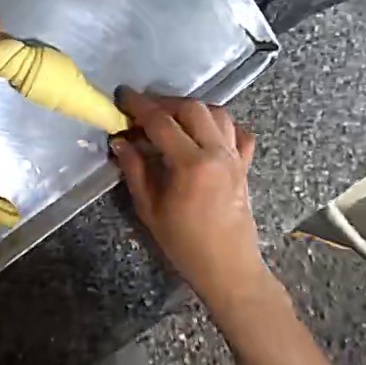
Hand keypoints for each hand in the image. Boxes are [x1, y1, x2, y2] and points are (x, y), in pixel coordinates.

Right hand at [112, 90, 268, 311]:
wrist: (228, 268)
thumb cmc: (184, 243)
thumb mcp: (150, 208)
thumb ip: (135, 169)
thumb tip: (120, 141)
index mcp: (191, 164)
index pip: (161, 121)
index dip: (139, 105)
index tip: (122, 96)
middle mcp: (217, 153)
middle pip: (191, 108)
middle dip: (164, 103)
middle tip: (142, 111)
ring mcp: (235, 157)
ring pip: (217, 113)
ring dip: (191, 109)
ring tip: (170, 119)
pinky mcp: (245, 165)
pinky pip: (238, 132)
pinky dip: (221, 125)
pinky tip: (204, 133)